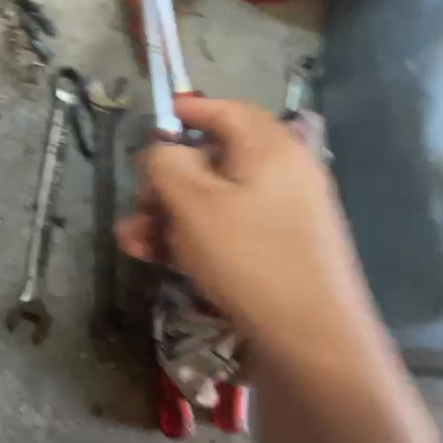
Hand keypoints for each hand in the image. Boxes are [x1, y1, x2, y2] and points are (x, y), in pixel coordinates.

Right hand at [116, 97, 378, 352]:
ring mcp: (280, 210)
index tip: (149, 123)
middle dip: (162, 181)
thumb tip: (160, 151)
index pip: (225, 110)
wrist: (307, 332)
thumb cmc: (247, 256)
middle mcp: (280, 172)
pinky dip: (187, 235)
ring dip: (164, 215)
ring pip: (208, 197)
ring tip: (135, 244)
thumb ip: (166, 164)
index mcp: (269, 149)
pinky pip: (222, 225)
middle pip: (209, 158)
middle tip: (136, 208)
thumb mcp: (192, 203)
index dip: (186, 110)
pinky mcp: (273, 243)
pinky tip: (158, 258)